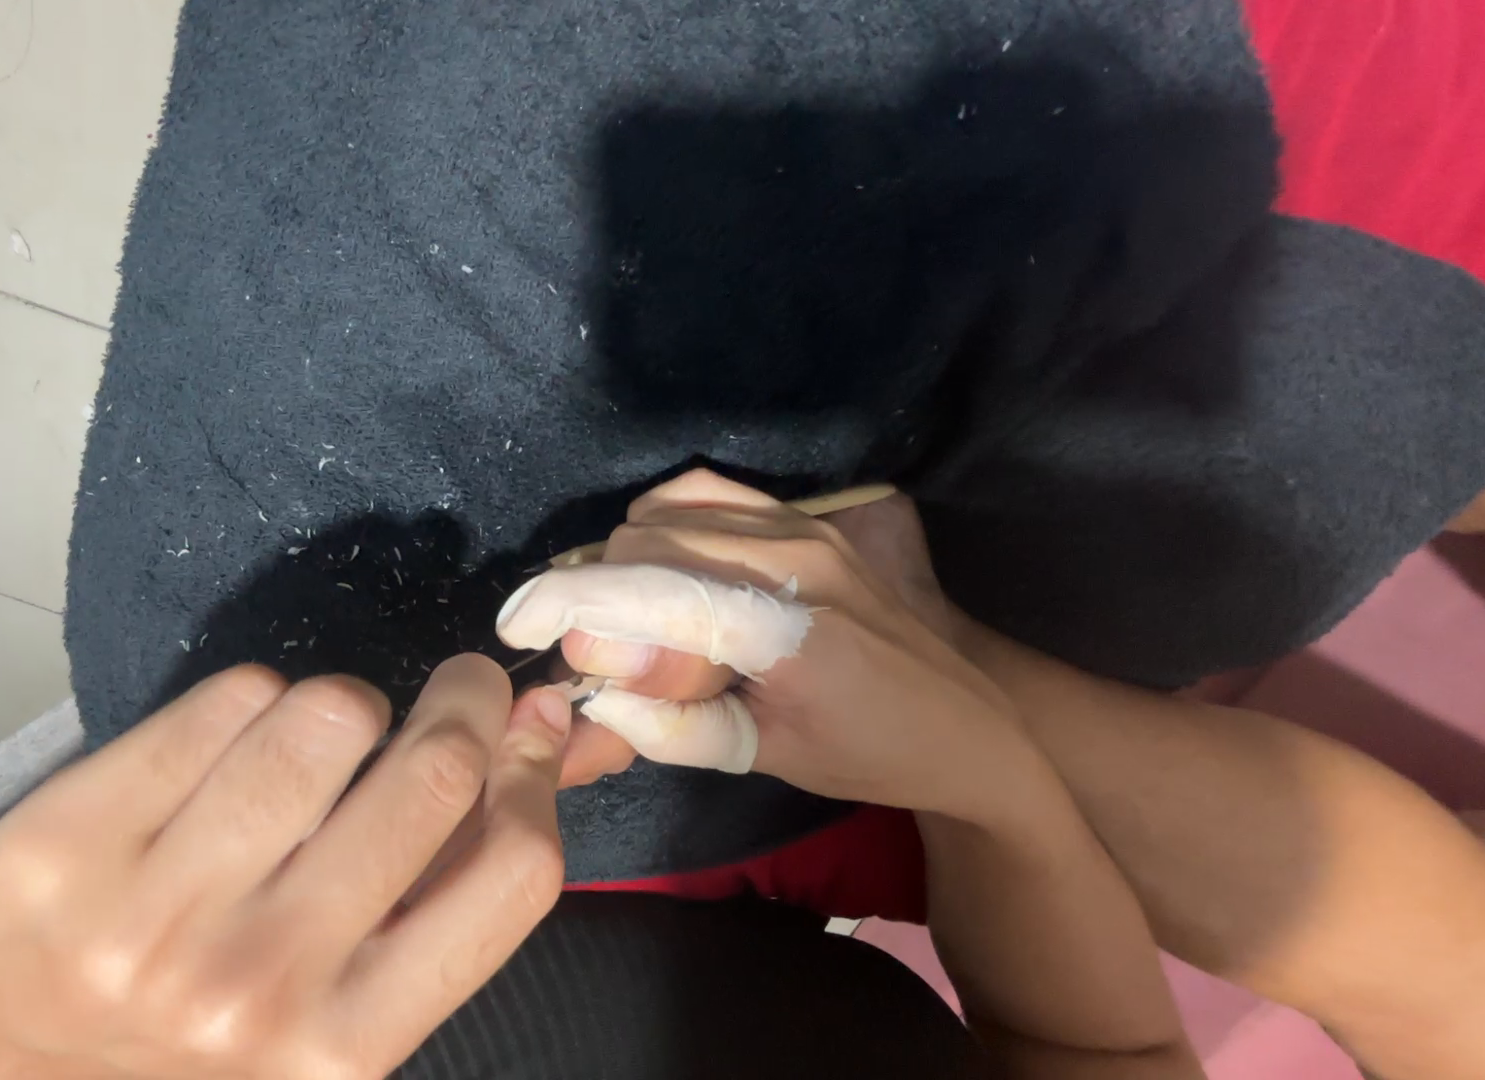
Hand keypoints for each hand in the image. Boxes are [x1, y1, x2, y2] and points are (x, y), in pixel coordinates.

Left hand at [0, 657, 569, 1079]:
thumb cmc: (201, 1050)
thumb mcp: (344, 1011)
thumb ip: (451, 879)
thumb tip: (548, 726)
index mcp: (349, 1046)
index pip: (514, 872)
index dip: (534, 772)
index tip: (520, 727)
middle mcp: (261, 984)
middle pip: (432, 771)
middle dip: (465, 699)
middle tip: (456, 688)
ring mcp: (154, 913)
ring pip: (330, 714)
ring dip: (348, 706)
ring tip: (320, 741)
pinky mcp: (67, 837)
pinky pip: (232, 695)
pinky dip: (256, 700)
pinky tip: (227, 750)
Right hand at [506, 470, 1030, 820]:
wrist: (967, 722)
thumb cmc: (868, 754)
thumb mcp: (766, 755)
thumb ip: (673, 725)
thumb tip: (591, 693)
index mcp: (784, 625)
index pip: (653, 592)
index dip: (570, 601)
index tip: (516, 623)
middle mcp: (789, 553)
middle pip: (643, 545)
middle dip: (598, 596)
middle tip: (603, 654)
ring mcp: (800, 524)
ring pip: (664, 513)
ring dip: (627, 563)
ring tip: (640, 620)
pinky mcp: (805, 516)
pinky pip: (703, 493)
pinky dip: (662, 524)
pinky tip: (666, 566)